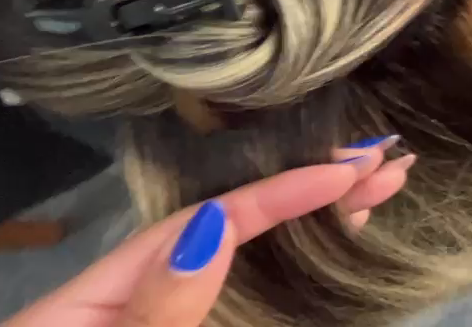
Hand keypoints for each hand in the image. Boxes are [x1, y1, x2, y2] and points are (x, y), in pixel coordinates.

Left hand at [4, 140, 413, 326]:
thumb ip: (156, 312)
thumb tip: (213, 227)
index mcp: (83, 303)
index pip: (197, 223)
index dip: (279, 190)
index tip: (351, 170)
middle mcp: (128, 299)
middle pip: (231, 226)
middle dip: (315, 189)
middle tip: (387, 162)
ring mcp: (168, 317)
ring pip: (251, 250)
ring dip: (323, 213)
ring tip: (384, 184)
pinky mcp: (205, 325)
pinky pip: (253, 281)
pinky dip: (304, 247)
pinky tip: (347, 227)